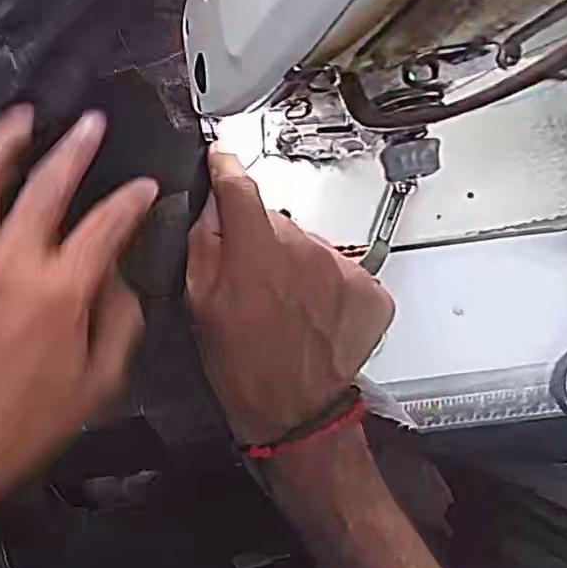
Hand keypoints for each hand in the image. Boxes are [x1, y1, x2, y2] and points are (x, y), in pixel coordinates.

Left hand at [0, 106, 158, 547]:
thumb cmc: (19, 421)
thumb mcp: (97, 383)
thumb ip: (119, 321)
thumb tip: (117, 278)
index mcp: (60, 293)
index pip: (107, 224)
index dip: (132, 201)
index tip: (142, 190)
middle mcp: (11, 264)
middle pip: (49, 183)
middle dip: (78, 147)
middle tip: (91, 127)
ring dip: (4, 141)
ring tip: (22, 119)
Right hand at [186, 150, 394, 444]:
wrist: (294, 409)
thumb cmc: (243, 366)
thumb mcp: (199, 305)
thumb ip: (202, 247)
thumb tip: (209, 212)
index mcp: (254, 253)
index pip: (239, 187)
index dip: (225, 166)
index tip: (221, 158)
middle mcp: (303, 252)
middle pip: (274, 218)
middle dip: (257, 236)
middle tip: (248, 277)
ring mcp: (340, 269)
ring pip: (306, 243)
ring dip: (291, 261)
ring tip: (279, 302)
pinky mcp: (368, 288)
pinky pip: (336, 266)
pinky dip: (322, 281)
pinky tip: (307, 310)